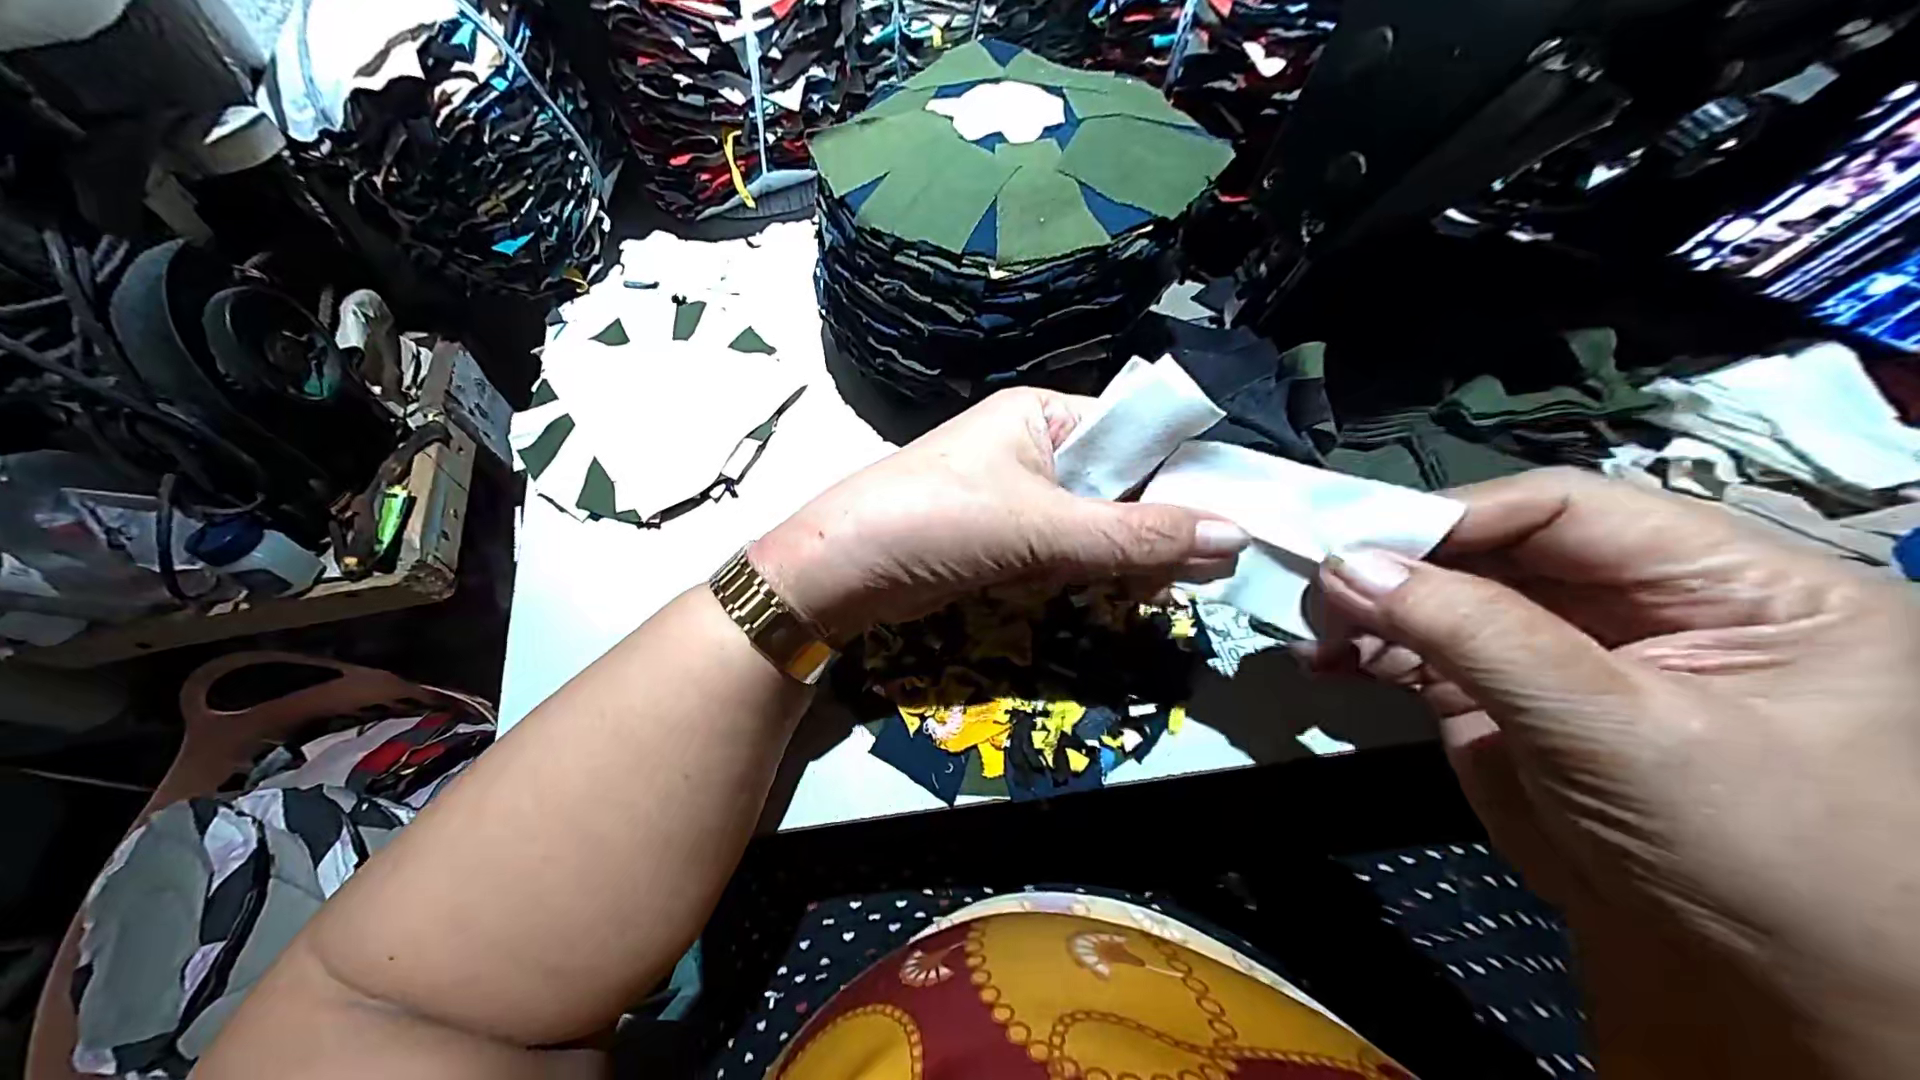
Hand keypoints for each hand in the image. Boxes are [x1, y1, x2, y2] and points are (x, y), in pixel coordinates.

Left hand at [750, 387, 1248, 637]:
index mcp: (1044, 415)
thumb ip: (1135, 536)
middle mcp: (1034, 446)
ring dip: (1121, 558)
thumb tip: (1233, 534)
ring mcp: (1018, 494)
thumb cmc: (939, 522)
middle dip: (1152, 530)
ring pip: (1095, 523)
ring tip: (1152, 589)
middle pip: (1120, 484)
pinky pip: (1064, 549)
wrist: (842, 571)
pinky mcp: (1003, 536)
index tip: (1226, 528)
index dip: (1183, 479)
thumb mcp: (1042, 527)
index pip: (1137, 436)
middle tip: (1194, 574)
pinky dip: (1086, 572)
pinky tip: (1108, 593)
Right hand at [1315, 467, 1919, 1078]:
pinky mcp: (1498, 694)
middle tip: (1315, 582)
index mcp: (1723, 581)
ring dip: (1370, 608)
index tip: (1358, 538)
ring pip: (1443, 597)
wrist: (1740, 998)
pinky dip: (1367, 650)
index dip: (1458, 515)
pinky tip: (1326, 660)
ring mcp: (1557, 648)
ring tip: (1314, 629)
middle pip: (1490, 549)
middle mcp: (1635, 599)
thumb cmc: (1740, 856)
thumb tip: (1345, 566)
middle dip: (1399, 565)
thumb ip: (1478, 634)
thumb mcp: (1614, 730)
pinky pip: (1420, 649)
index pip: (1567, 509)